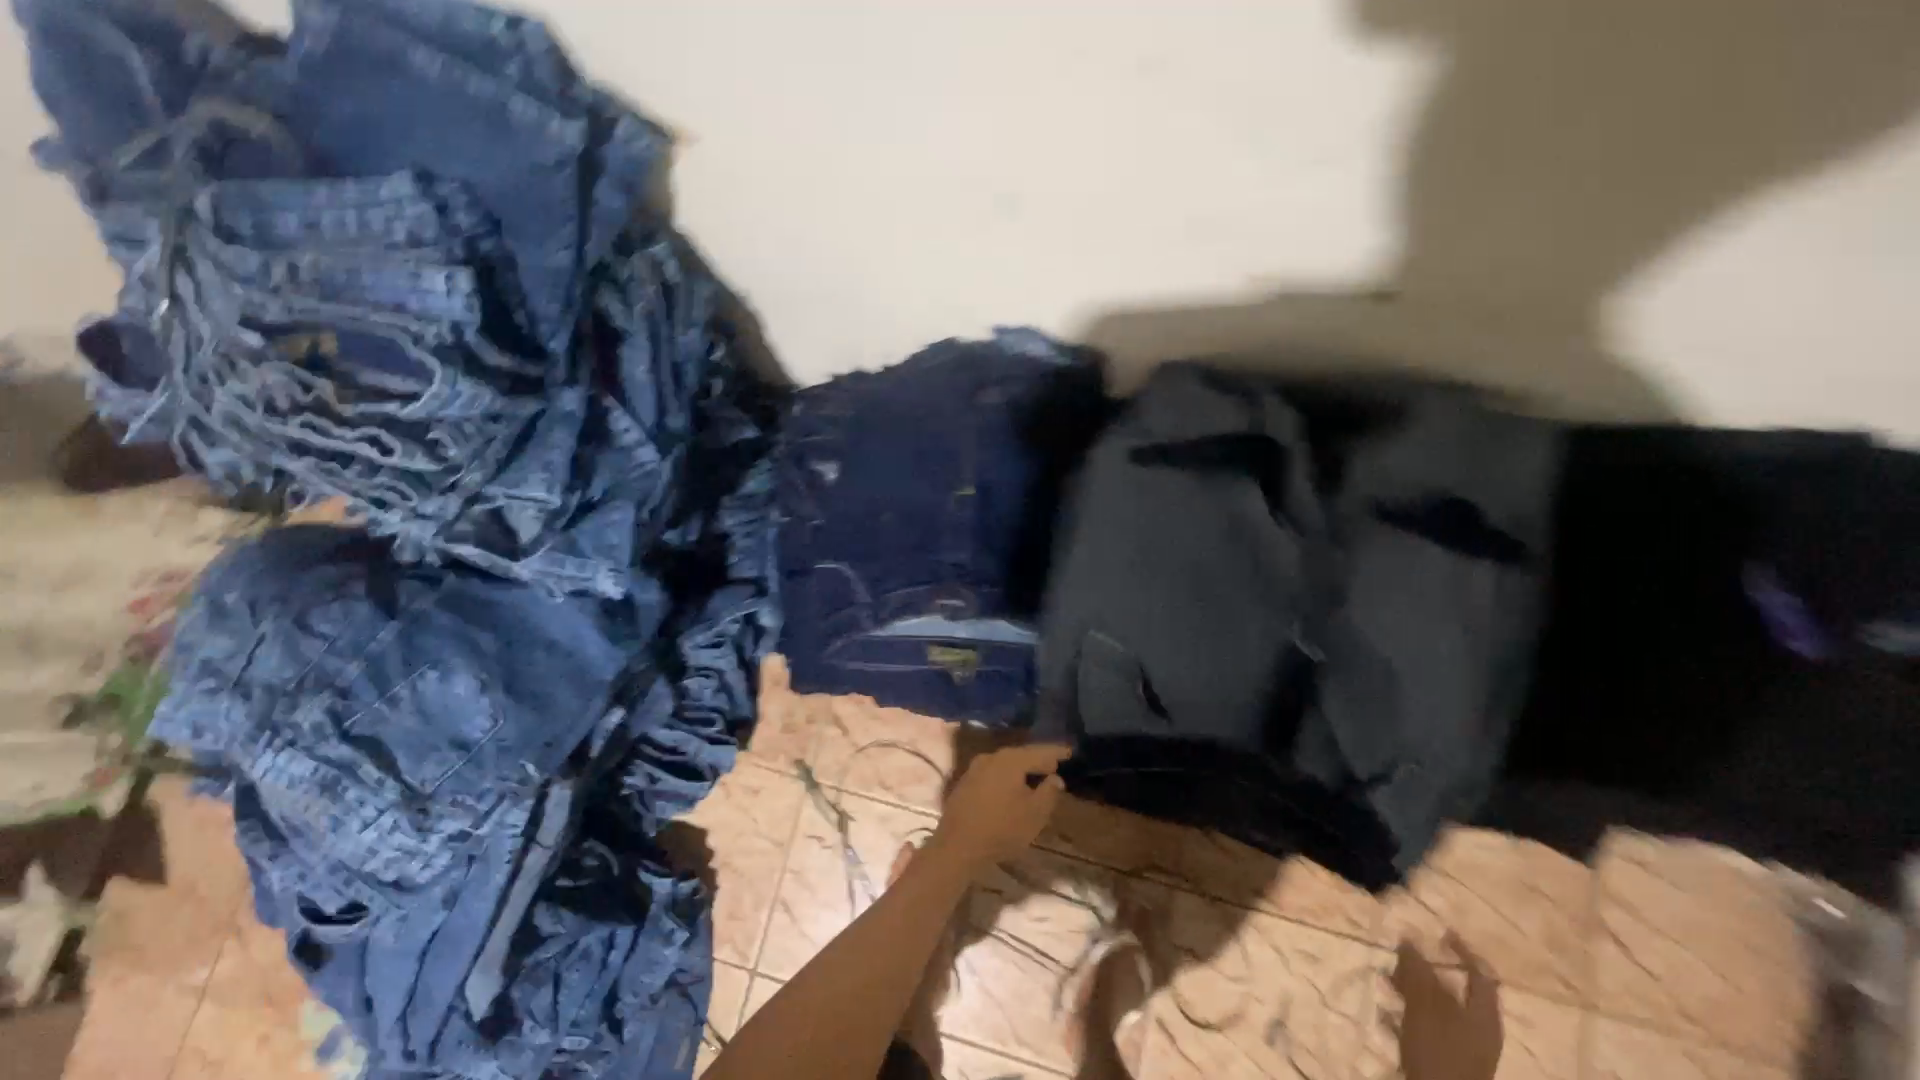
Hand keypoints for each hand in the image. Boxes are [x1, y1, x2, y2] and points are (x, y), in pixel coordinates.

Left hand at [928, 743, 1071, 872]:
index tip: (1071, 752)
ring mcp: (974, 769)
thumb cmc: (1002, 829)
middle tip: (1055, 764)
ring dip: (1021, 770)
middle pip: (1021, 755)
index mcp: (1011, 760)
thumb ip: (1049, 792)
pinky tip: (1013, 788)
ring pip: (1005, 765)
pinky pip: (993, 774)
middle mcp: (991, 757)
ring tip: (1036, 777)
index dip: (1057, 752)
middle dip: (1038, 760)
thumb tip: (1055, 779)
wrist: (957, 846)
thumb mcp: (1035, 814)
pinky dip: (1007, 778)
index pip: (1040, 752)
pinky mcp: (965, 783)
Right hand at [1391, 932, 1503, 1079]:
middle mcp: (1478, 1032)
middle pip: (1454, 992)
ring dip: (1411, 993)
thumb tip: (1408, 939)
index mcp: (1483, 1016)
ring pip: (1437, 1011)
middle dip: (1426, 971)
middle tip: (1400, 956)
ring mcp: (1462, 1051)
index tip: (1439, 932)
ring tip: (1385, 981)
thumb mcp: (1426, 1010)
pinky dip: (1406, 1020)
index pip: (1480, 974)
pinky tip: (1385, 1016)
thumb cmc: (1439, 1055)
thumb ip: (1419, 974)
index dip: (1463, 951)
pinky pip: (1424, 1033)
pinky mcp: (1442, 1065)